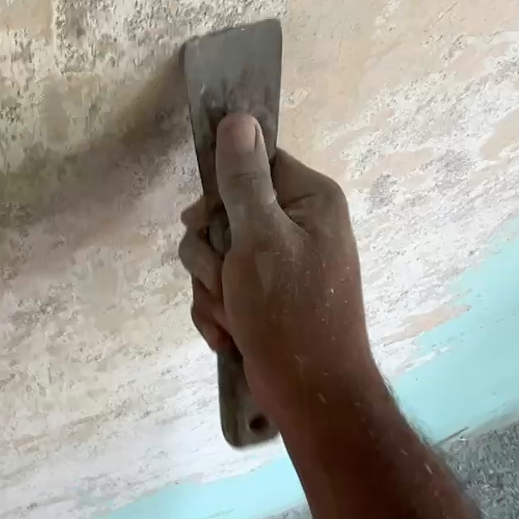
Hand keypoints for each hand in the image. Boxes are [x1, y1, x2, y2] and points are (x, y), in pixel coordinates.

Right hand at [180, 113, 375, 428]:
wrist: (311, 400)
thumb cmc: (290, 314)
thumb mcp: (260, 239)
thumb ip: (243, 179)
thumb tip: (237, 118)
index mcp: (309, 199)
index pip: (251, 163)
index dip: (221, 192)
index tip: (206, 220)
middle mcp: (297, 223)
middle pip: (224, 210)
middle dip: (212, 253)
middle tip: (226, 279)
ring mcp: (279, 261)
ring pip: (214, 252)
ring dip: (212, 287)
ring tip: (233, 315)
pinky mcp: (263, 294)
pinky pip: (220, 284)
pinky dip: (219, 310)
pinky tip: (232, 332)